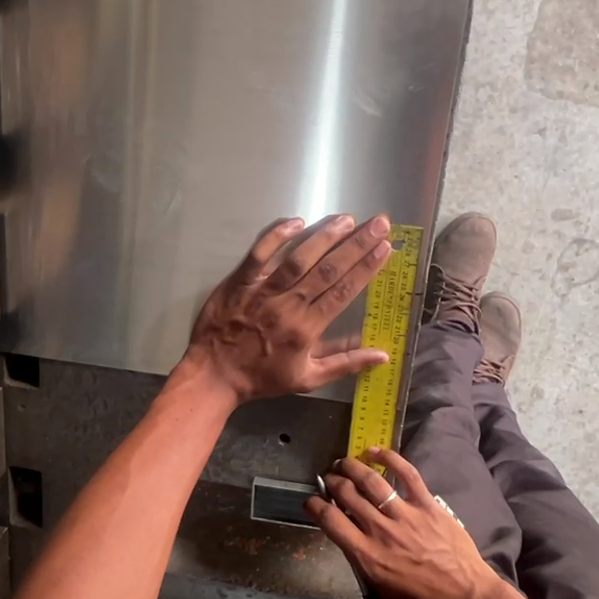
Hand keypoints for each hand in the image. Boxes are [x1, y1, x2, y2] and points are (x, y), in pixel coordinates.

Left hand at [178, 214, 393, 401]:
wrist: (214, 375)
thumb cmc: (262, 377)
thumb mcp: (307, 378)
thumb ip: (346, 363)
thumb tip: (383, 354)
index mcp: (307, 329)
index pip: (343, 291)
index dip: (366, 268)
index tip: (385, 248)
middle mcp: (288, 306)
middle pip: (328, 270)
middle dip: (356, 245)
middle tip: (379, 223)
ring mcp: (262, 291)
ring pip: (298, 258)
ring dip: (324, 236)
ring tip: (347, 219)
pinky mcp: (239, 281)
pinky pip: (259, 254)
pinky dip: (276, 236)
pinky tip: (296, 222)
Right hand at [306, 448, 506, 598]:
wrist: (465, 596)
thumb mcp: (382, 588)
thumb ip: (362, 559)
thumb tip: (349, 535)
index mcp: (367, 556)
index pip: (330, 521)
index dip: (315, 506)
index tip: (311, 500)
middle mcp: (381, 531)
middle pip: (347, 495)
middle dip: (332, 482)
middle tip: (329, 478)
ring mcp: (405, 515)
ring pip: (371, 481)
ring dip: (352, 467)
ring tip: (344, 462)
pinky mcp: (427, 504)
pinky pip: (407, 474)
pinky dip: (389, 458)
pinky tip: (374, 451)